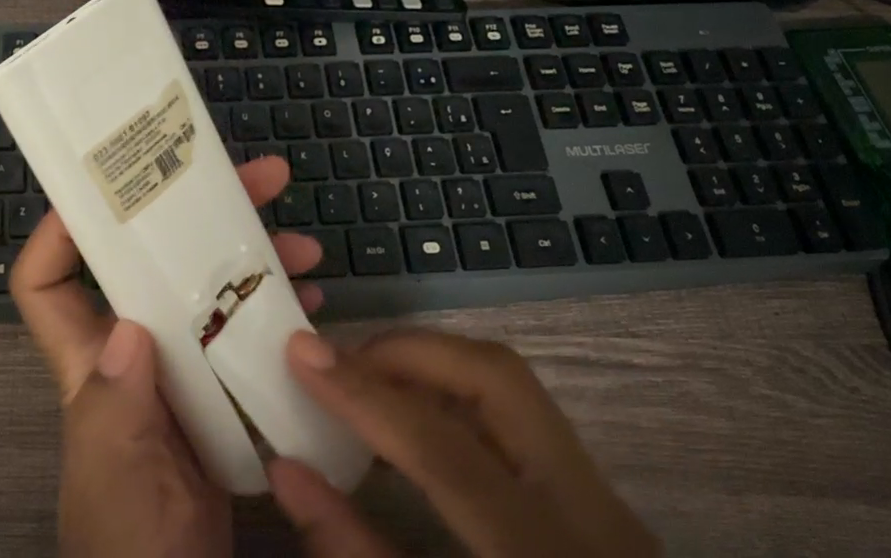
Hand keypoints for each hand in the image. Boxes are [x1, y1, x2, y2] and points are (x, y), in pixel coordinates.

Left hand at [10, 156, 323, 557]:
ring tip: (304, 244)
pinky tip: (310, 301)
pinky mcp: (217, 394)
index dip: (59, 232)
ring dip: (248, 259)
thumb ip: (114, 407)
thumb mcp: (114, 471)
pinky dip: (273, 312)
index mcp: (88, 360)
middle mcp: (128, 351)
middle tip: (258, 182)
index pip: (46, 283)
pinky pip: (241, 335)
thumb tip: (129, 329)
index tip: (106, 188)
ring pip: (203, 291)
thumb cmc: (126, 535)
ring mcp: (176, 370)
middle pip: (147, 265)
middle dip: (192, 218)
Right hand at [269, 330, 659, 557]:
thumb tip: (286, 469)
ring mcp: (605, 503)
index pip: (445, 448)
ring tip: (360, 382)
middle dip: (407, 353)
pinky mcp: (594, 501)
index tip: (299, 354)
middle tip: (337, 361)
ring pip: (511, 386)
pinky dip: (451, 396)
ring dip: (428, 367)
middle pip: (498, 379)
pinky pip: (515, 416)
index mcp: (544, 556)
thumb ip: (353, 549)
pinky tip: (406, 418)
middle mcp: (593, 516)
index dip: (364, 395)